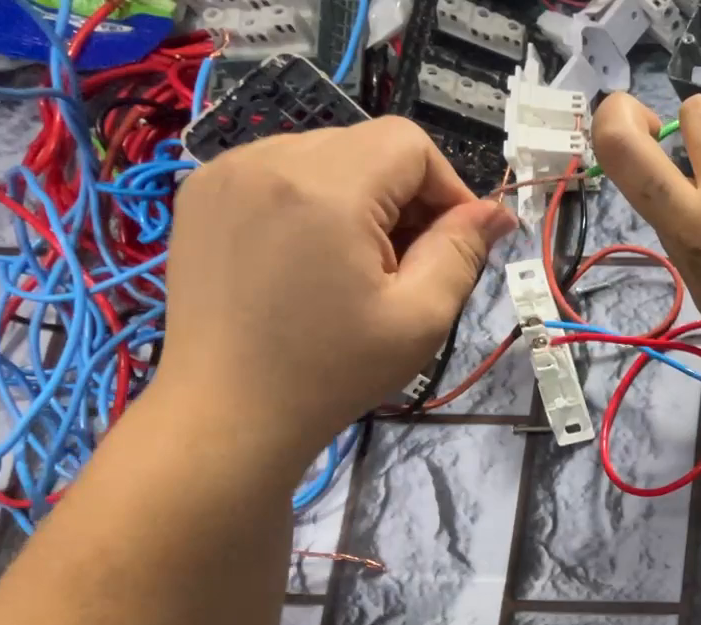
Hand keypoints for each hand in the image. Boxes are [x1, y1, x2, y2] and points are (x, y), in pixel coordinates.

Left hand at [162, 117, 515, 465]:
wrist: (232, 405)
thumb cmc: (337, 368)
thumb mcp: (422, 316)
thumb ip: (461, 252)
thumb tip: (496, 213)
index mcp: (325, 189)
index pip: (410, 144)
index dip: (450, 189)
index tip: (459, 245)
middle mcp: (266, 159)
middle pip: (369, 145)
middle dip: (409, 196)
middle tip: (415, 265)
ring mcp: (225, 172)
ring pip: (328, 156)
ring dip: (366, 199)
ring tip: (366, 265)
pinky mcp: (205, 193)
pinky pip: (284, 171)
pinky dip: (319, 202)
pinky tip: (320, 258)